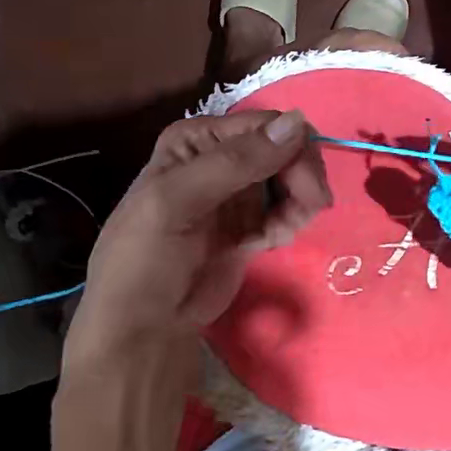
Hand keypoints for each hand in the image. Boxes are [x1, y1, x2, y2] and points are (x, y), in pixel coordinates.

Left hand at [77, 110, 330, 345]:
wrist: (141, 329)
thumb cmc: (144, 260)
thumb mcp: (177, 202)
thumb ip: (236, 162)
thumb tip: (299, 121)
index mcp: (196, 140)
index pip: (265, 127)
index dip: (293, 151)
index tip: (307, 190)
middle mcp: (219, 159)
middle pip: (285, 150)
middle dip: (301, 179)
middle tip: (309, 211)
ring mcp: (236, 194)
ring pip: (292, 180)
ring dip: (298, 204)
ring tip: (282, 233)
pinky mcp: (250, 224)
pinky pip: (287, 210)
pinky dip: (290, 223)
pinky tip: (274, 242)